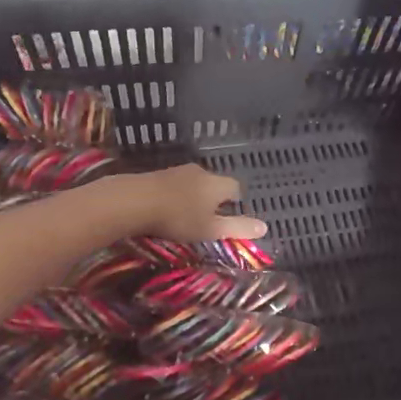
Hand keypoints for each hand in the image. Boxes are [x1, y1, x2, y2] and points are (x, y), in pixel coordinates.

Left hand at [93, 164, 267, 241]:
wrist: (135, 200)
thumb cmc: (178, 218)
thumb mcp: (210, 229)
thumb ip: (237, 228)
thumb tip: (265, 227)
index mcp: (217, 183)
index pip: (236, 188)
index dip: (236, 203)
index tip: (229, 218)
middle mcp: (201, 172)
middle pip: (215, 183)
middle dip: (214, 199)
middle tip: (208, 219)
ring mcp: (178, 170)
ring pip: (194, 183)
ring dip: (194, 197)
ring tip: (187, 216)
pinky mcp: (158, 174)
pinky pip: (176, 184)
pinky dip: (177, 195)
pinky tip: (167, 208)